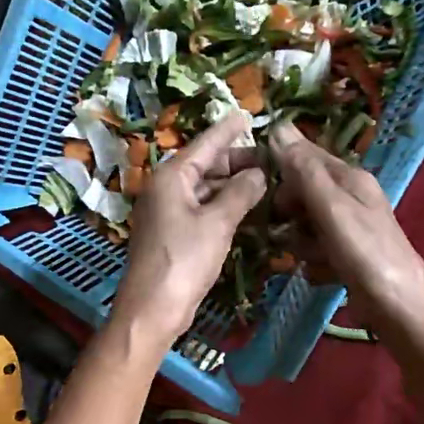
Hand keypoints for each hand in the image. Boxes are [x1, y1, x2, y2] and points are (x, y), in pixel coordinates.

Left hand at [113, 113, 266, 339]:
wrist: (153, 308)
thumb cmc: (184, 259)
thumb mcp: (218, 222)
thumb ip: (241, 193)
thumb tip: (260, 173)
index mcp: (173, 177)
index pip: (206, 143)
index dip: (229, 130)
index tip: (248, 115)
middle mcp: (167, 188)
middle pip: (206, 164)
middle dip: (237, 160)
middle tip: (270, 159)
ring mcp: (170, 211)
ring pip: (206, 187)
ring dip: (233, 184)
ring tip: (266, 181)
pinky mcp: (175, 232)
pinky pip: (203, 207)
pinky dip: (225, 203)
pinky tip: (247, 206)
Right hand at [267, 122, 423, 327]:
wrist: (399, 308)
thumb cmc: (366, 252)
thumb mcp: (331, 207)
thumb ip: (304, 170)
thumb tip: (278, 124)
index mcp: (350, 177)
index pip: (304, 156)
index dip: (280, 169)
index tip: (260, 189)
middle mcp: (350, 198)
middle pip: (302, 194)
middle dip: (291, 214)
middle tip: (291, 230)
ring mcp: (349, 228)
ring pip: (305, 226)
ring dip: (301, 244)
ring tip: (314, 258)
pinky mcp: (346, 256)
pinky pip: (315, 252)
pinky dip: (315, 265)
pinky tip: (324, 275)